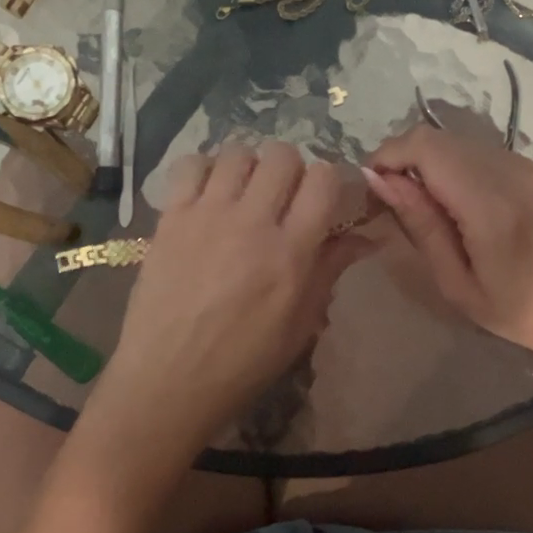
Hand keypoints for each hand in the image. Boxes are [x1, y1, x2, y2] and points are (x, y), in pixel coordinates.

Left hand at [99, 142, 372, 446]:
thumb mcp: (300, 325)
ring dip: (249, 167)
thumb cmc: (242, 364)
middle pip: (282, 156)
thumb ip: (329, 270)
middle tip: (283, 198)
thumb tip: (365, 237)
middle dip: (292, 170)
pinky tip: (207, 196)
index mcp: (290, 252)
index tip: (325, 199)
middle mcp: (251, 222)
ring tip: (243, 195)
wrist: (167, 380)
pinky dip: (205, 170)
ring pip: (238, 152)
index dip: (330, 182)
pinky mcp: (171, 217)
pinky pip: (191, 165)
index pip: (324, 179)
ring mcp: (207, 214)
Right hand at [364, 126, 532, 362]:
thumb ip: (420, 225)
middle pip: (433, 137)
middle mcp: (505, 168)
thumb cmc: (524, 310)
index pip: (422, 145)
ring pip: (450, 141)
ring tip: (417, 209)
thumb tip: (380, 179)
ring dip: (423, 163)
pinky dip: (447, 167)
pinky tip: (448, 205)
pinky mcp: (526, 168)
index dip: (387, 157)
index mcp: (488, 200)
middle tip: (389, 204)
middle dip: (400, 160)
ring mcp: (520, 163)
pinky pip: (471, 151)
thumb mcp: (459, 284)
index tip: (371, 192)